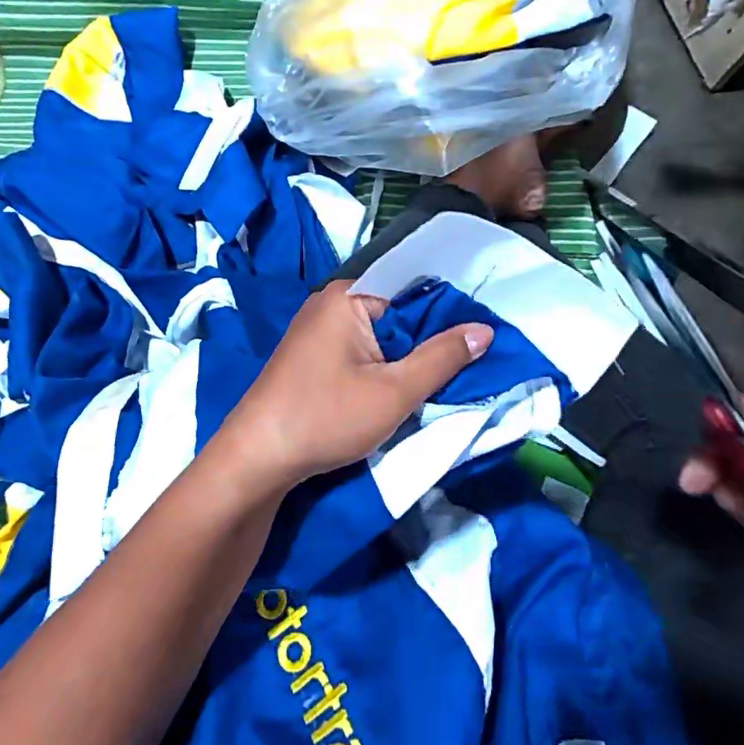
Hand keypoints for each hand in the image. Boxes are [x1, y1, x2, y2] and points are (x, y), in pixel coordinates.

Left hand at [212, 281, 493, 494]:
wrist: (259, 455)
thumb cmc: (326, 416)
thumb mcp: (394, 391)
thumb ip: (442, 358)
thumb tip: (484, 329)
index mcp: (346, 296)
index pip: (411, 289)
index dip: (448, 313)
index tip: (481, 337)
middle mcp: (329, 302)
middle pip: (395, 312)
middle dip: (427, 339)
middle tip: (468, 365)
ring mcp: (316, 328)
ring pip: (378, 335)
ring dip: (405, 358)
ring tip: (439, 380)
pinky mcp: (311, 354)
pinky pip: (359, 349)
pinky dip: (381, 366)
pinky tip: (399, 388)